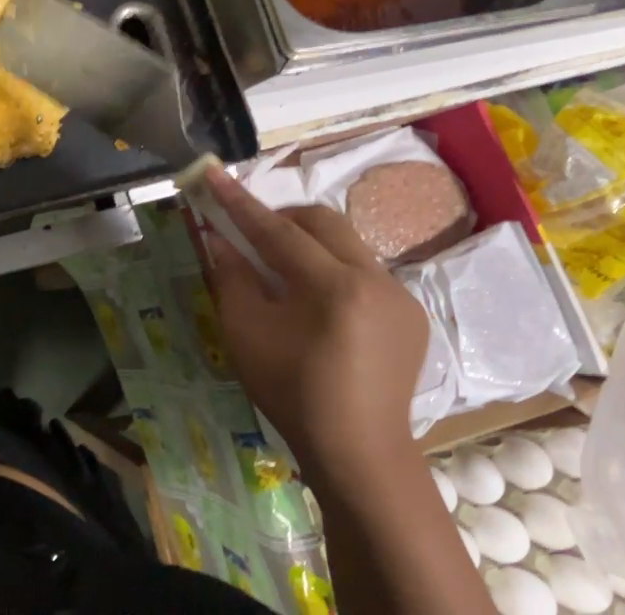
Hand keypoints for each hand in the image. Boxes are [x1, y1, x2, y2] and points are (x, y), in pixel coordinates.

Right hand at [199, 165, 429, 480]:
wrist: (358, 451)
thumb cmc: (292, 392)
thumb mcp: (245, 332)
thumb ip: (230, 276)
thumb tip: (216, 237)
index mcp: (335, 287)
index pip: (277, 230)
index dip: (239, 202)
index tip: (212, 173)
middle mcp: (377, 280)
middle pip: (322, 222)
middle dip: (281, 218)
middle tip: (249, 233)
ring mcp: (401, 297)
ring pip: (346, 244)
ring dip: (309, 245)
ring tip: (282, 272)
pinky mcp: (412, 315)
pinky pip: (365, 273)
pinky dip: (333, 272)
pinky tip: (317, 305)